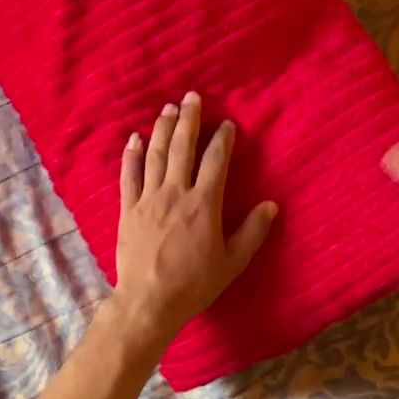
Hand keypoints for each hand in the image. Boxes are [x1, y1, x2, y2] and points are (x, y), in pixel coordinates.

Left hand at [109, 91, 279, 347]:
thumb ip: (252, 231)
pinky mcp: (127, 209)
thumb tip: (271, 205)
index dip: (222, 140)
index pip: (215, 162)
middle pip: (183, 148)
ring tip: (168, 108)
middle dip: (189, 120)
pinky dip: (131, 155)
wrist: (149, 300)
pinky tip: (134, 138)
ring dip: (163, 129)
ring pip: (156, 155)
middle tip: (192, 97)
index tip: (227, 123)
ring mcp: (148, 199)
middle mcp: (175, 193)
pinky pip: (129, 176)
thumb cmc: (194, 284)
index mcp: (204, 204)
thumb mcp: (232, 262)